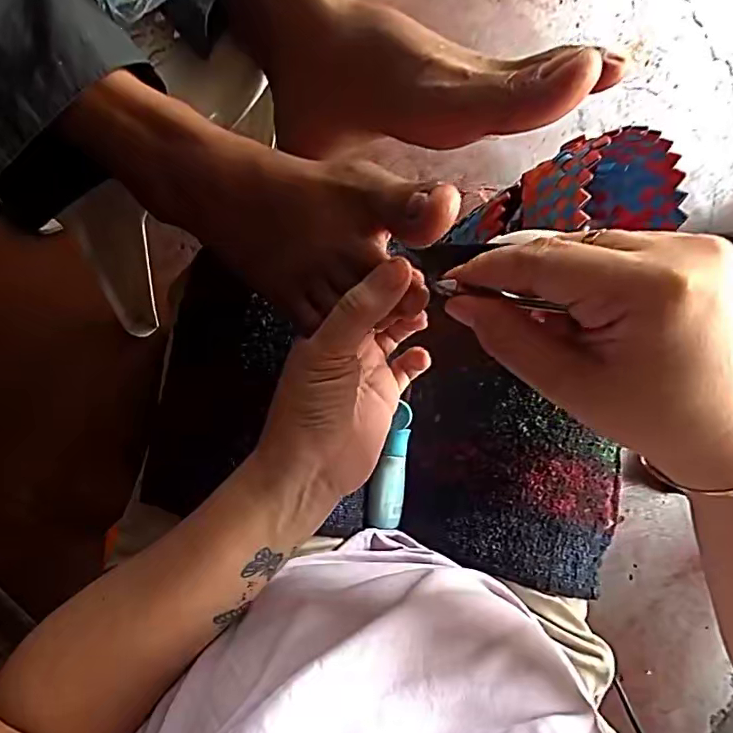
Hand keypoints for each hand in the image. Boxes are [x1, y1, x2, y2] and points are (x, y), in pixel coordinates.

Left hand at [247, 257, 431, 524]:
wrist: (310, 468)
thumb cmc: (307, 410)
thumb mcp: (329, 350)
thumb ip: (361, 309)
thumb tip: (397, 267)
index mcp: (324, 327)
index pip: (358, 288)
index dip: (383, 274)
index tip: (410, 263)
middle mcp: (346, 343)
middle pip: (381, 306)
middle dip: (403, 294)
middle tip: (426, 288)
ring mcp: (366, 368)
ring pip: (396, 332)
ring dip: (411, 320)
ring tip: (424, 314)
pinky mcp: (384, 393)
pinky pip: (406, 368)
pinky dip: (417, 358)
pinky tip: (421, 356)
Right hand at [441, 230, 732, 489]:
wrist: (727, 429)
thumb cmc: (652, 416)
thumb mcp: (565, 383)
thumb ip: (507, 336)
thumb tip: (464, 303)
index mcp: (652, 287)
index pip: (546, 260)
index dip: (489, 269)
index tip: (453, 281)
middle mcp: (681, 250)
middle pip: (566, 245)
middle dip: (518, 273)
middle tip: (483, 302)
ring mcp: (695, 244)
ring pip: (586, 243)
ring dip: (550, 274)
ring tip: (542, 318)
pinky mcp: (696, 249)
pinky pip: (614, 249)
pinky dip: (581, 273)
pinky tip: (577, 308)